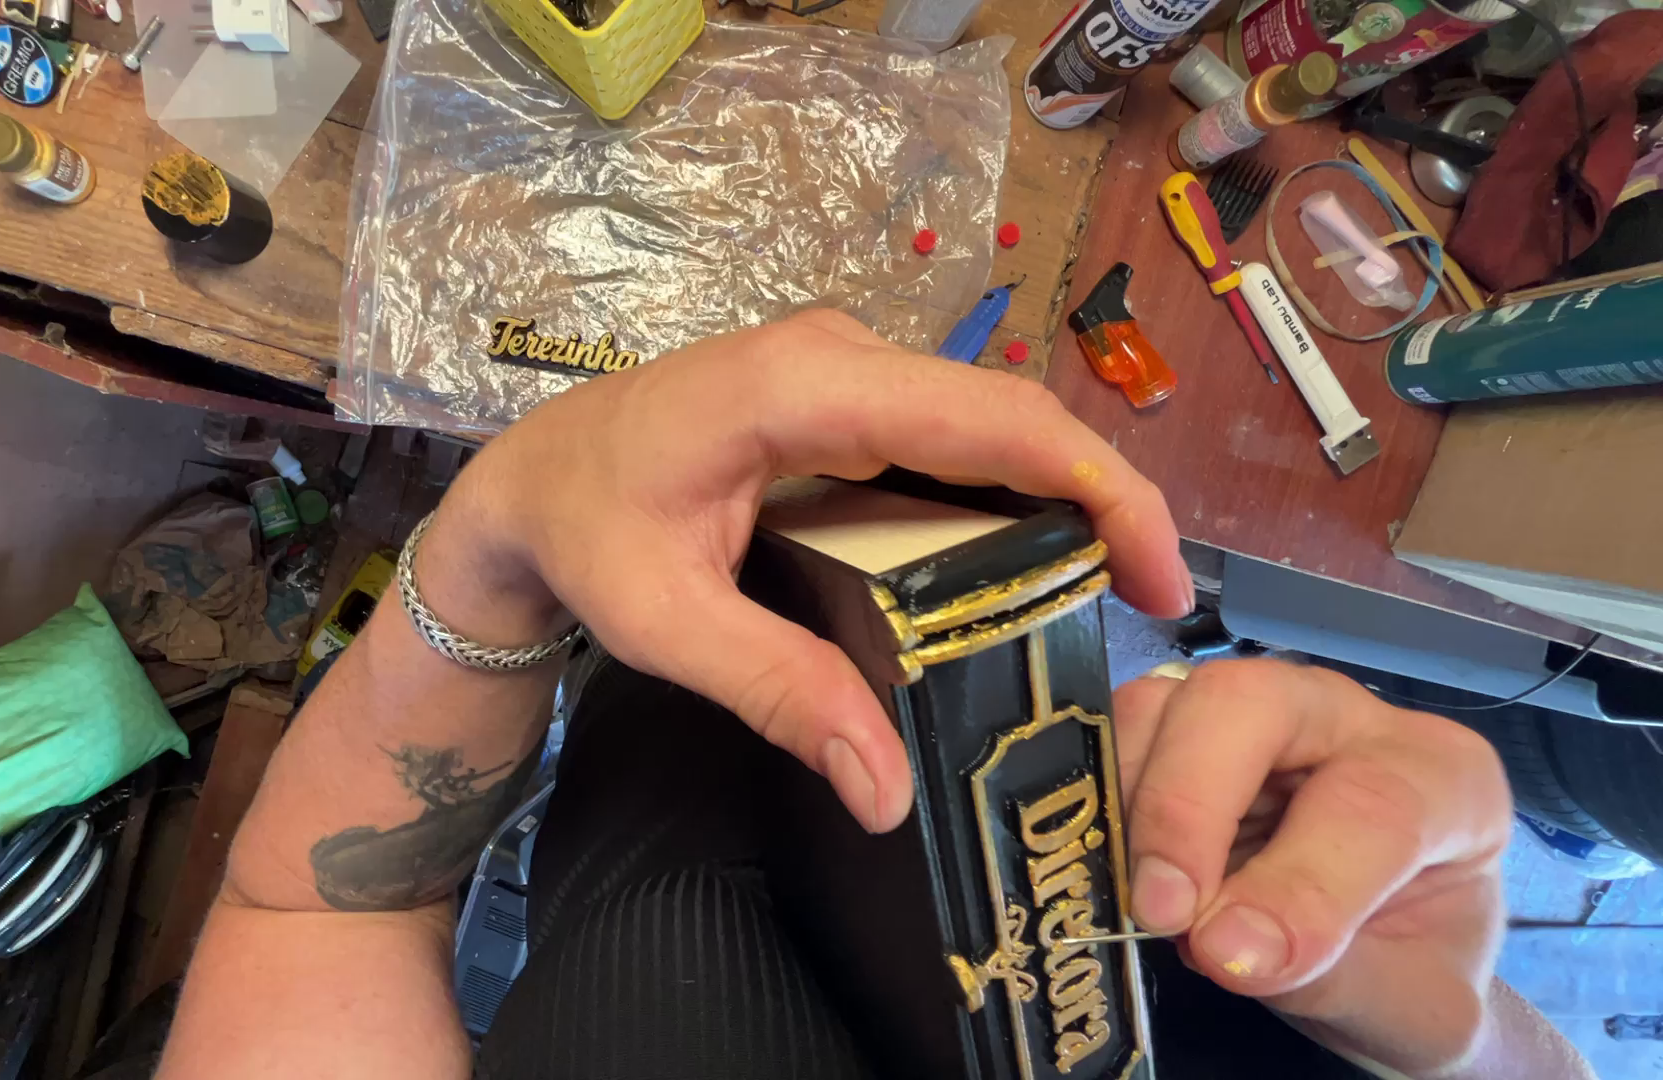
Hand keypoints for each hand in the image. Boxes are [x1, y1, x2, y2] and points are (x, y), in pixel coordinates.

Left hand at [416, 310, 1193, 832]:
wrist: (529, 482)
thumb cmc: (584, 532)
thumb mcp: (669, 621)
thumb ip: (779, 692)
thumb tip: (886, 789)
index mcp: (802, 386)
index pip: (992, 420)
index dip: (1102, 490)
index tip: (1163, 579)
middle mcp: (833, 354)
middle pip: (1004, 415)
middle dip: (1093, 501)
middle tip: (1137, 607)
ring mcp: (832, 365)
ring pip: (977, 421)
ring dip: (1048, 496)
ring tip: (1088, 591)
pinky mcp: (827, 392)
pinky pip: (935, 432)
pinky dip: (989, 488)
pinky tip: (1005, 555)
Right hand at [1115, 659, 1514, 1074]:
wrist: (1361, 944)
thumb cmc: (1403, 964)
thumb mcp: (1410, 1005)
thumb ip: (1327, 976)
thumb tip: (1212, 942)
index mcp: (1437, 773)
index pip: (1367, 802)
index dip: (1297, 883)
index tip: (1233, 957)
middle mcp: (1331, 710)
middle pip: (1244, 702)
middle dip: (1187, 802)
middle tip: (1159, 905)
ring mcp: (1234, 703)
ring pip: (1158, 703)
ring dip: (1128, 795)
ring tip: (1134, 889)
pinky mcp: (1163, 717)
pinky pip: (1110, 724)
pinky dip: (1100, 787)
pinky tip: (1112, 852)